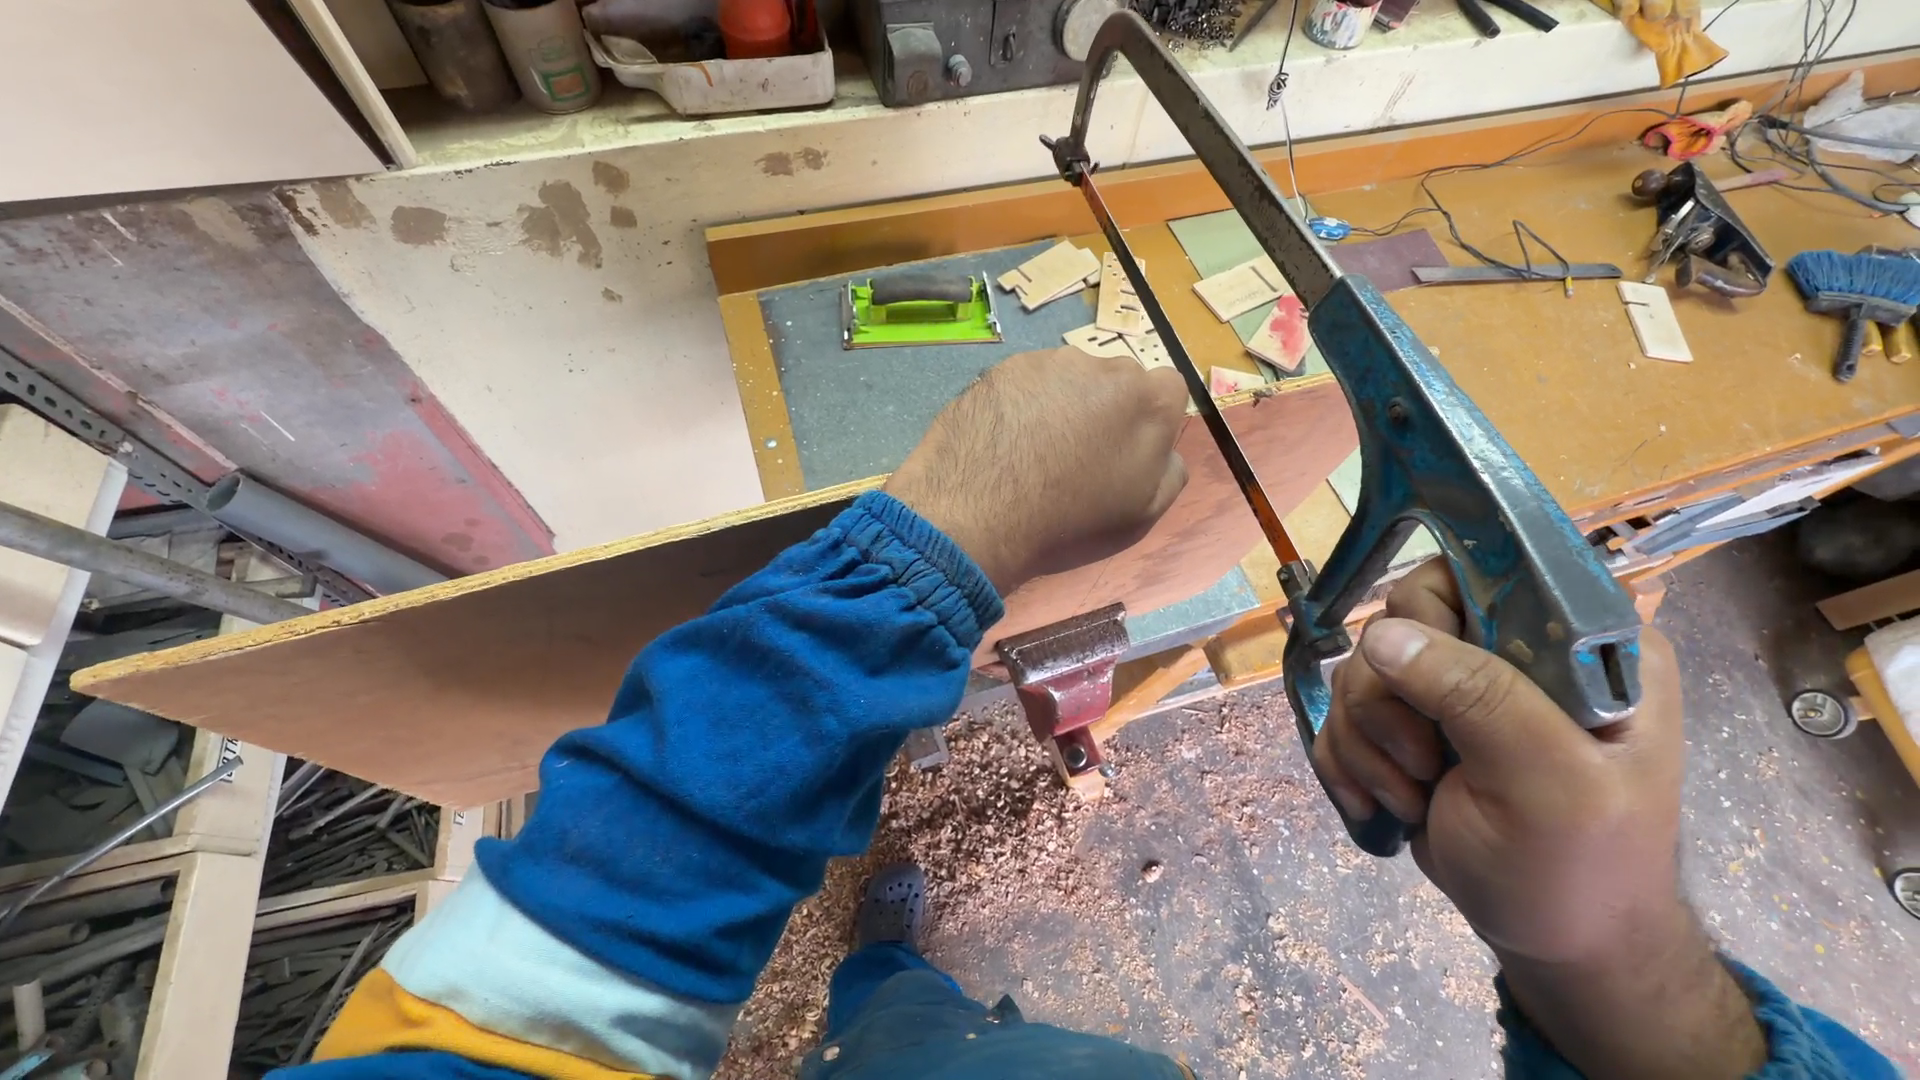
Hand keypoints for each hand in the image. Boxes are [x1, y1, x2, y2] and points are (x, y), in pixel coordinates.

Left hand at [884, 348, 1188, 593]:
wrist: (980, 511)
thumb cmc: (1071, 516)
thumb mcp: (1142, 511)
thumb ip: (1170, 472)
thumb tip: (1167, 452)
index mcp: (1150, 398)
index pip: (1167, 391)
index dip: (1146, 420)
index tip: (1121, 448)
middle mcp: (1105, 365)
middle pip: (1116, 379)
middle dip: (1104, 407)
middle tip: (1077, 451)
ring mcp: (1051, 360)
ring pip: (1069, 376)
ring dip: (1061, 401)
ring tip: (1034, 446)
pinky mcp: (1004, 366)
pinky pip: (1026, 381)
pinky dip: (1022, 401)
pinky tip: (1004, 437)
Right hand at [1313, 562, 1763, 1078]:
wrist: (1553, 942)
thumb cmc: (1579, 867)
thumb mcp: (1550, 784)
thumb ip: (1477, 697)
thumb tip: (1379, 634)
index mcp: (1576, 640)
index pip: (1486, 567)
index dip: (1442, 613)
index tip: (1433, 681)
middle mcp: (1508, 649)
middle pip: (1401, 620)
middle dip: (1389, 698)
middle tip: (1423, 758)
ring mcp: (1450, 688)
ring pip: (1359, 672)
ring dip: (1368, 743)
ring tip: (1413, 797)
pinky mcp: (1404, 723)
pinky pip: (1339, 715)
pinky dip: (1348, 762)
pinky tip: (1385, 806)